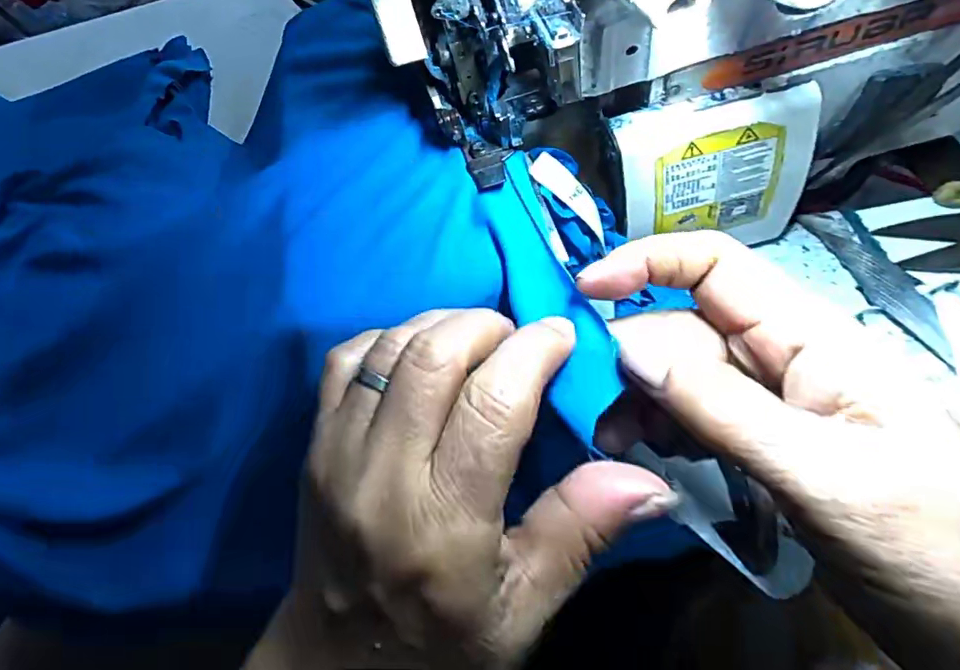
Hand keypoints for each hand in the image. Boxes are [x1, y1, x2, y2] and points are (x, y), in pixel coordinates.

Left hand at [247, 309, 677, 669]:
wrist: (340, 656)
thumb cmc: (443, 639)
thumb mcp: (522, 608)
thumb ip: (577, 531)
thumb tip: (647, 478)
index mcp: (444, 519)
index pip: (490, 407)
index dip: (530, 354)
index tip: (560, 333)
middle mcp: (382, 471)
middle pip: (431, 360)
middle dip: (481, 326)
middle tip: (514, 333)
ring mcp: (337, 448)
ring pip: (386, 349)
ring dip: (435, 323)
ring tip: (471, 333)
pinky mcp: (313, 438)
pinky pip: (342, 360)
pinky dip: (383, 338)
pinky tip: (413, 349)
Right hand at [581, 231, 959, 669]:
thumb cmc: (954, 549)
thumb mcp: (830, 475)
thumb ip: (721, 406)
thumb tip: (622, 341)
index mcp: (809, 340)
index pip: (714, 265)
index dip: (646, 260)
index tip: (585, 287)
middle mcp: (780, 362)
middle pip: (679, 327)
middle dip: (630, 355)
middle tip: (593, 403)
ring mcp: (769, 410)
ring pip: (675, 377)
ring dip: (635, 400)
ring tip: (612, 441)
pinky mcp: (761, 454)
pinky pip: (689, 422)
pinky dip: (656, 432)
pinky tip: (643, 457)